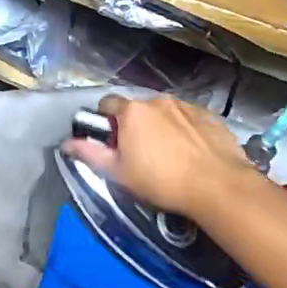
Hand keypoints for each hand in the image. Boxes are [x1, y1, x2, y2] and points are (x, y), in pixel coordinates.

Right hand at [62, 94, 267, 218]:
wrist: (219, 187)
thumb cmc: (161, 180)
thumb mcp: (119, 173)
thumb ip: (90, 154)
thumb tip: (67, 143)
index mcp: (132, 111)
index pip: (107, 104)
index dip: (106, 122)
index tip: (112, 142)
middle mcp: (158, 101)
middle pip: (137, 109)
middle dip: (135, 125)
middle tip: (140, 154)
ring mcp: (187, 106)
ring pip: (165, 113)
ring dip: (161, 127)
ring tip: (169, 155)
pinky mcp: (210, 117)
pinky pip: (190, 120)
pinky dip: (186, 131)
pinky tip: (192, 153)